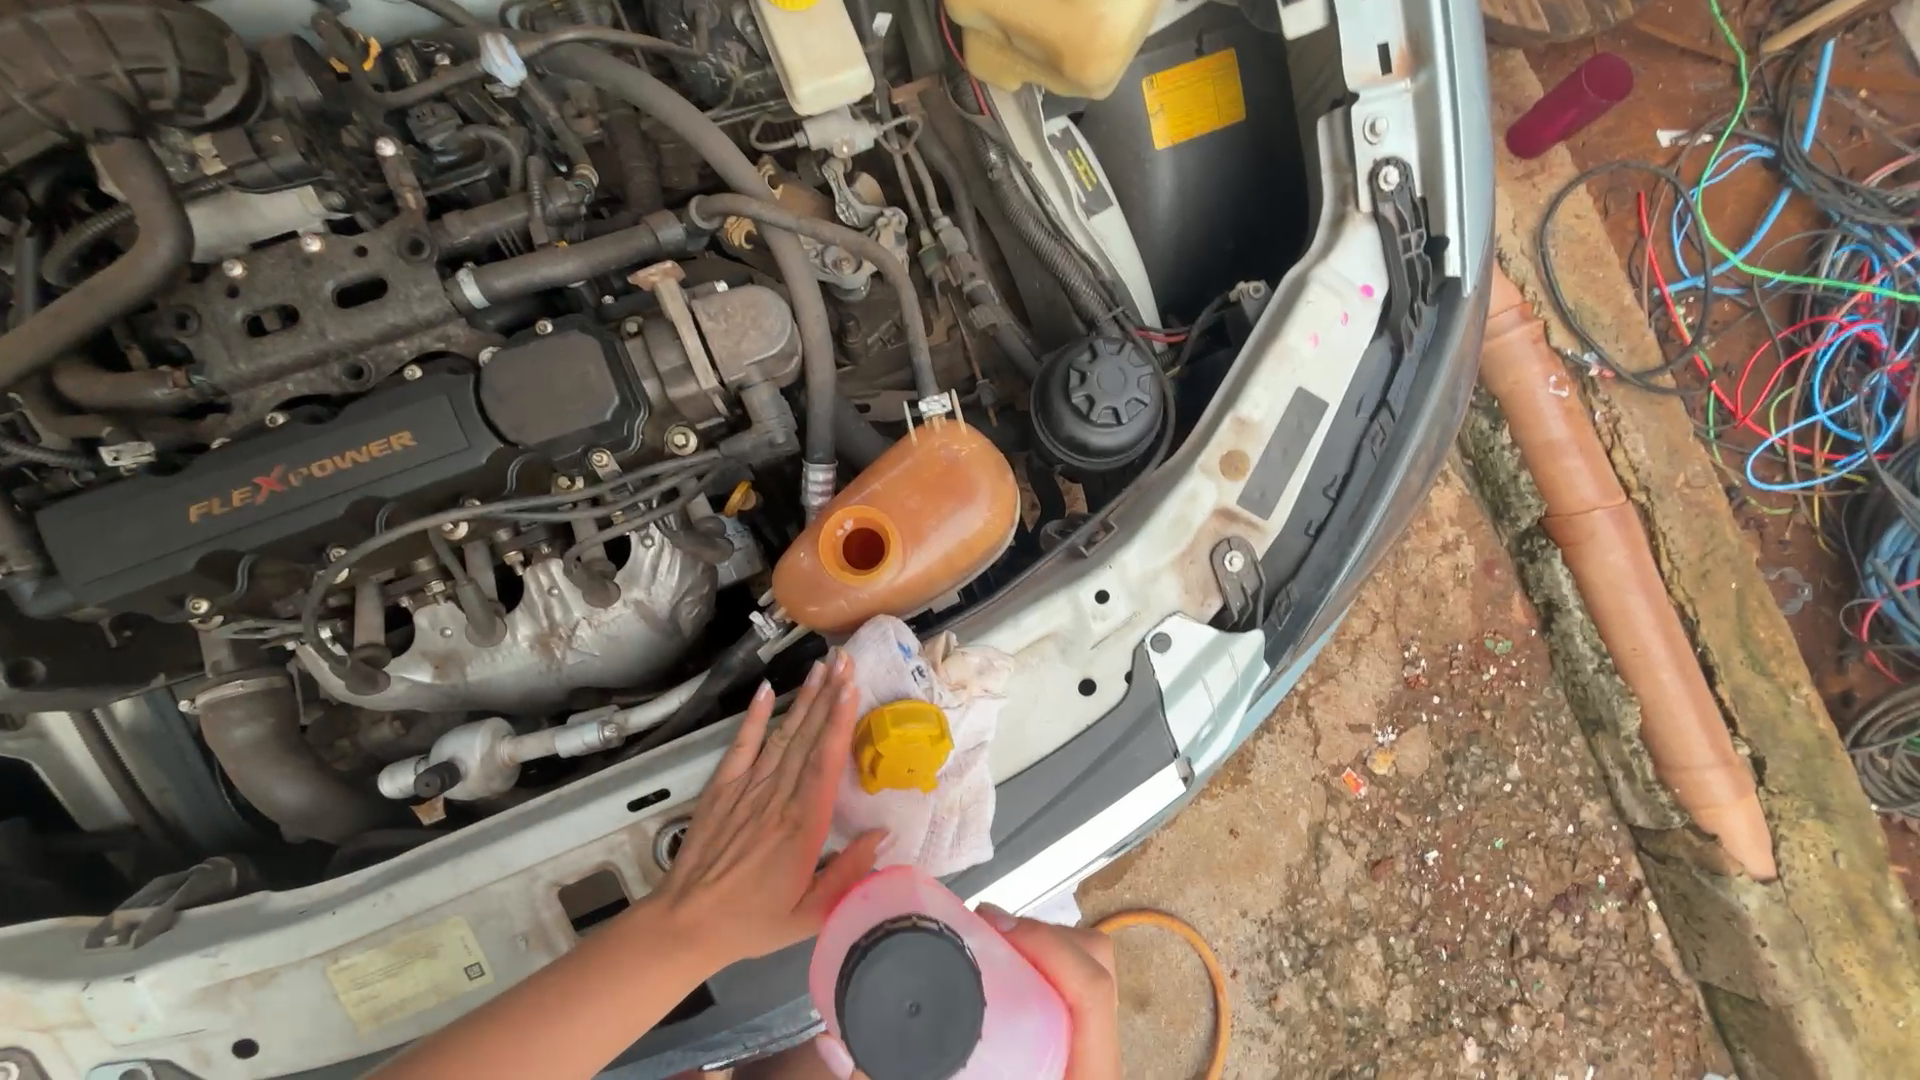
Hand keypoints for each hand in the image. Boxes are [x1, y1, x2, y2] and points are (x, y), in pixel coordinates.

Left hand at [649, 650, 884, 968]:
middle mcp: (776, 799)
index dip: (839, 722)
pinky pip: (740, 746)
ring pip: (780, 735)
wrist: (686, 925)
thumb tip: (882, 834)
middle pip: (807, 738)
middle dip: (828, 696)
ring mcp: (746, 790)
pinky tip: (766, 690)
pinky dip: (753, 717)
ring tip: (821, 667)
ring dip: (802, 699)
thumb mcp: (811, 916)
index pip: (824, 763)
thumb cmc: (753, 923)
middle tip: (845, 659)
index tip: (852, 687)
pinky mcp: (721, 789)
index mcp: (802, 827)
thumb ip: (848, 875)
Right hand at [810, 906, 1120, 1079]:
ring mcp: (1090, 1061)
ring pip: (1089, 975)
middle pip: (1095, 967)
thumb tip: (834, 1046)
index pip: (1091, 994)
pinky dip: (1044, 970)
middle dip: (1041, 932)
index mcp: (1082, 1079)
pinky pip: (1075, 995)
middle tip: (981, 929)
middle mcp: (1096, 1067)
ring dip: (1043, 948)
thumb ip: (891, 1077)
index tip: (991, 927)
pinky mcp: (1079, 1059)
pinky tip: (1001, 975)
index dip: (1048, 946)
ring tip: (987, 944)